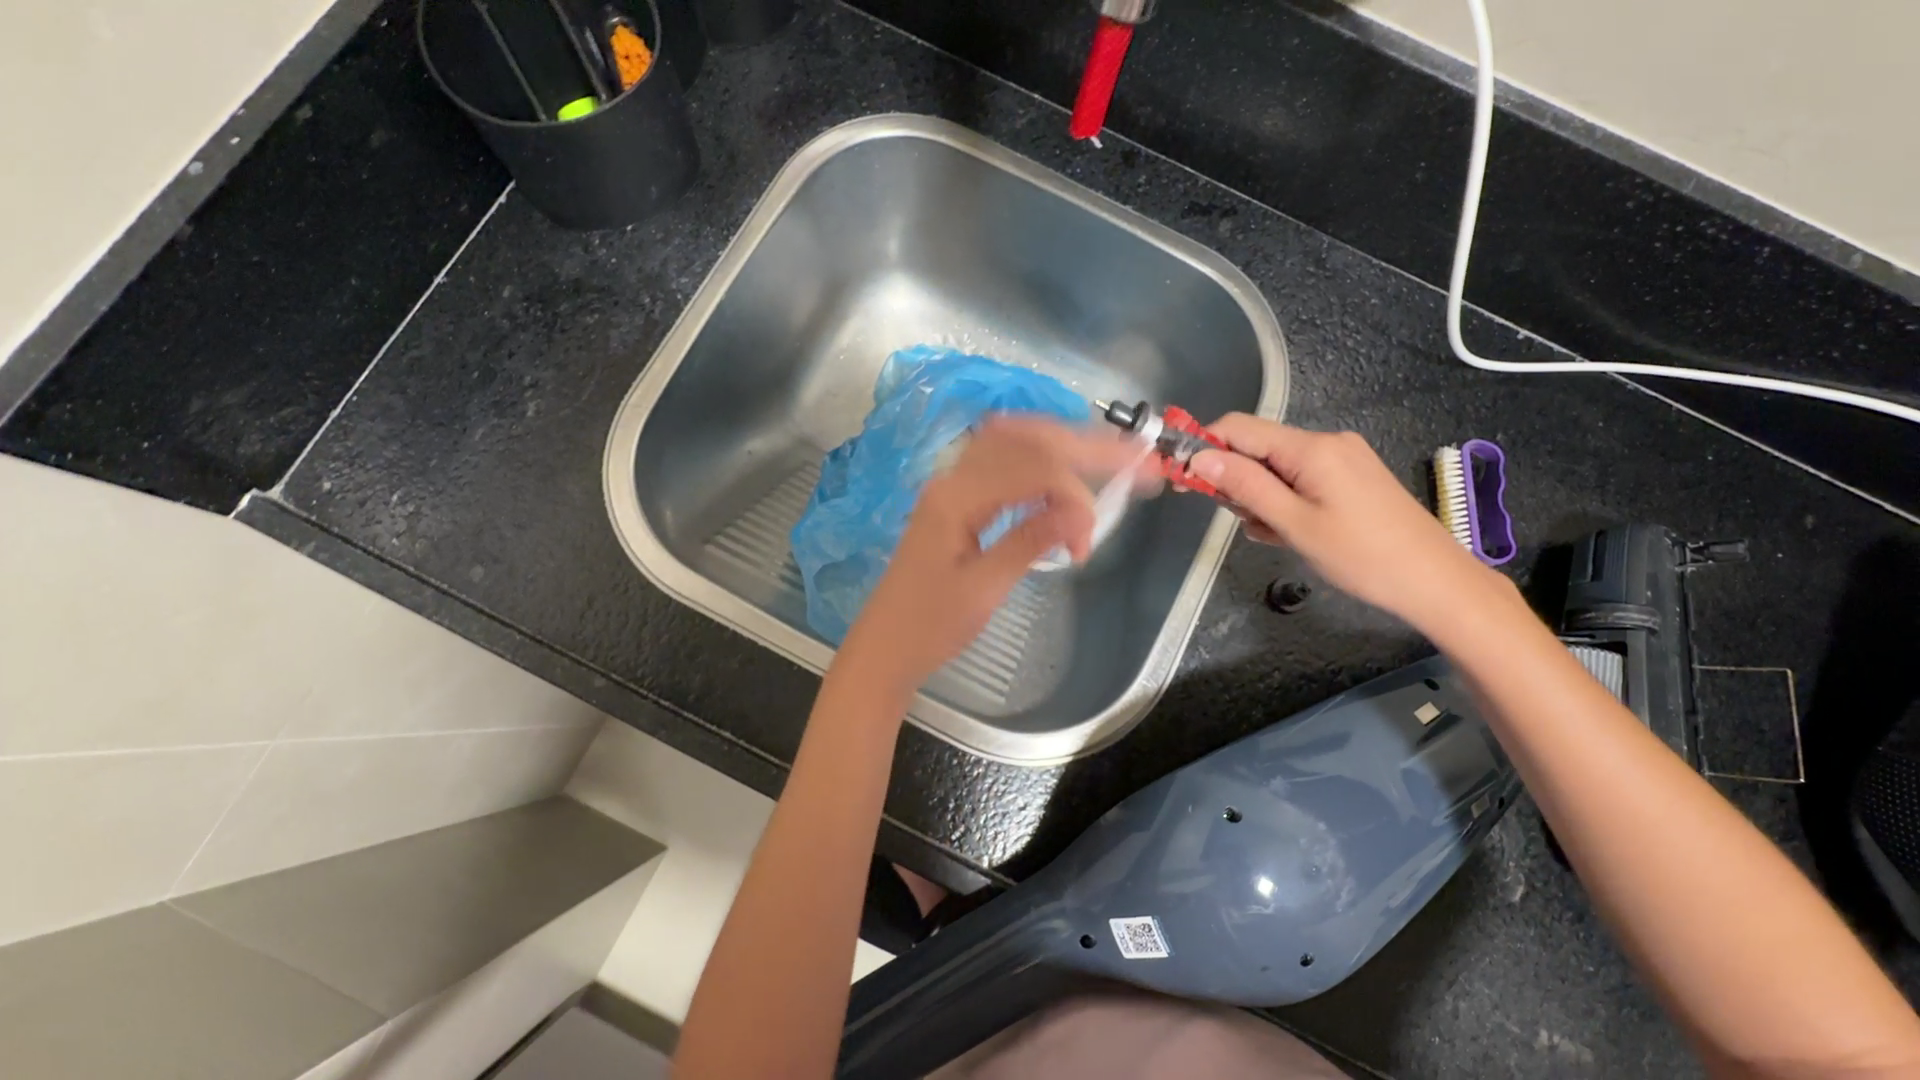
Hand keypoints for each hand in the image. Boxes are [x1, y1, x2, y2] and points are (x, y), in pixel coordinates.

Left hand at [835, 415, 1141, 692]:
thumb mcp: (984, 589)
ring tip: (1108, 459)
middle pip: (1025, 439)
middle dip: (1082, 445)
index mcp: (956, 497)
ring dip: (1062, 448)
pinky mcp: (957, 502)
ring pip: (1014, 444)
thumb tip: (1083, 511)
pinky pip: (1003, 465)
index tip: (1091, 538)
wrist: (884, 648)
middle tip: (1134, 459)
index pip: (1031, 468)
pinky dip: (1039, 465)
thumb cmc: (929, 626)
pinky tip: (1064, 482)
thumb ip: (1031, 542)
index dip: (1073, 492)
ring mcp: (953, 487)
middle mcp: (953, 479)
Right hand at [1188, 415, 1504, 630]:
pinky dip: (1285, 502)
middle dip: (1236, 480)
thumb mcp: (1294, 524)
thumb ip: (1245, 486)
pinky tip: (1291, 532)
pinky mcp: (1351, 478)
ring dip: (1260, 497)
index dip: (1204, 448)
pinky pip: (1300, 479)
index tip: (1182, 480)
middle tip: (1243, 521)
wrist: (1435, 581)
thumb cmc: (1362, 556)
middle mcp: (1326, 442)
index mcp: (1311, 448)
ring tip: (1274, 535)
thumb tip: (1198, 457)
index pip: (1238, 428)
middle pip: (1257, 447)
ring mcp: (1342, 459)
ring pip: (1276, 467)